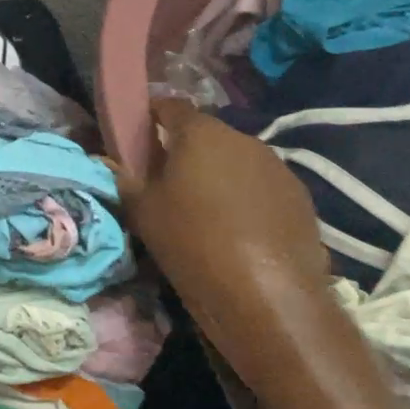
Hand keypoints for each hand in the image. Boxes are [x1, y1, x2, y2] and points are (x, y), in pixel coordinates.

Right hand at [112, 101, 409, 408]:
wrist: (270, 302)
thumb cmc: (193, 243)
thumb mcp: (142, 211)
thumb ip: (123, 178)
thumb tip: (106, 160)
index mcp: (200, 132)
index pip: (170, 105)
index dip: (152, 117)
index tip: (139, 138)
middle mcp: (243, 139)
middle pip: (207, 134)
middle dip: (187, 150)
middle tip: (168, 179)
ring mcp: (279, 169)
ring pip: (238, 161)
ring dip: (221, 175)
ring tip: (206, 209)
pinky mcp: (303, 202)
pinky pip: (263, 188)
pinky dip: (249, 199)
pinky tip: (239, 231)